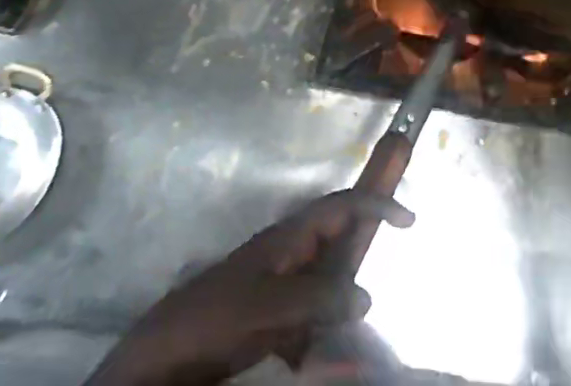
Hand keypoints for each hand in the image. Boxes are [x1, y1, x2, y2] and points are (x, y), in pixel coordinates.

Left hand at [84, 190, 414, 385]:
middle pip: (339, 247)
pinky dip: (326, 348)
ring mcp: (283, 293)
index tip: (410, 219)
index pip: (340, 207)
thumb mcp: (265, 305)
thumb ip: (316, 296)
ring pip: (330, 292)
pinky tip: (334, 366)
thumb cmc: (211, 318)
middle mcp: (290, 258)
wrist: (160, 359)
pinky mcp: (276, 327)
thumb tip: (366, 295)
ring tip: (344, 343)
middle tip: (383, 283)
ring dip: (346, 311)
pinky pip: (314, 330)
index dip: (375, 204)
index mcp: (288, 239)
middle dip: (364, 254)